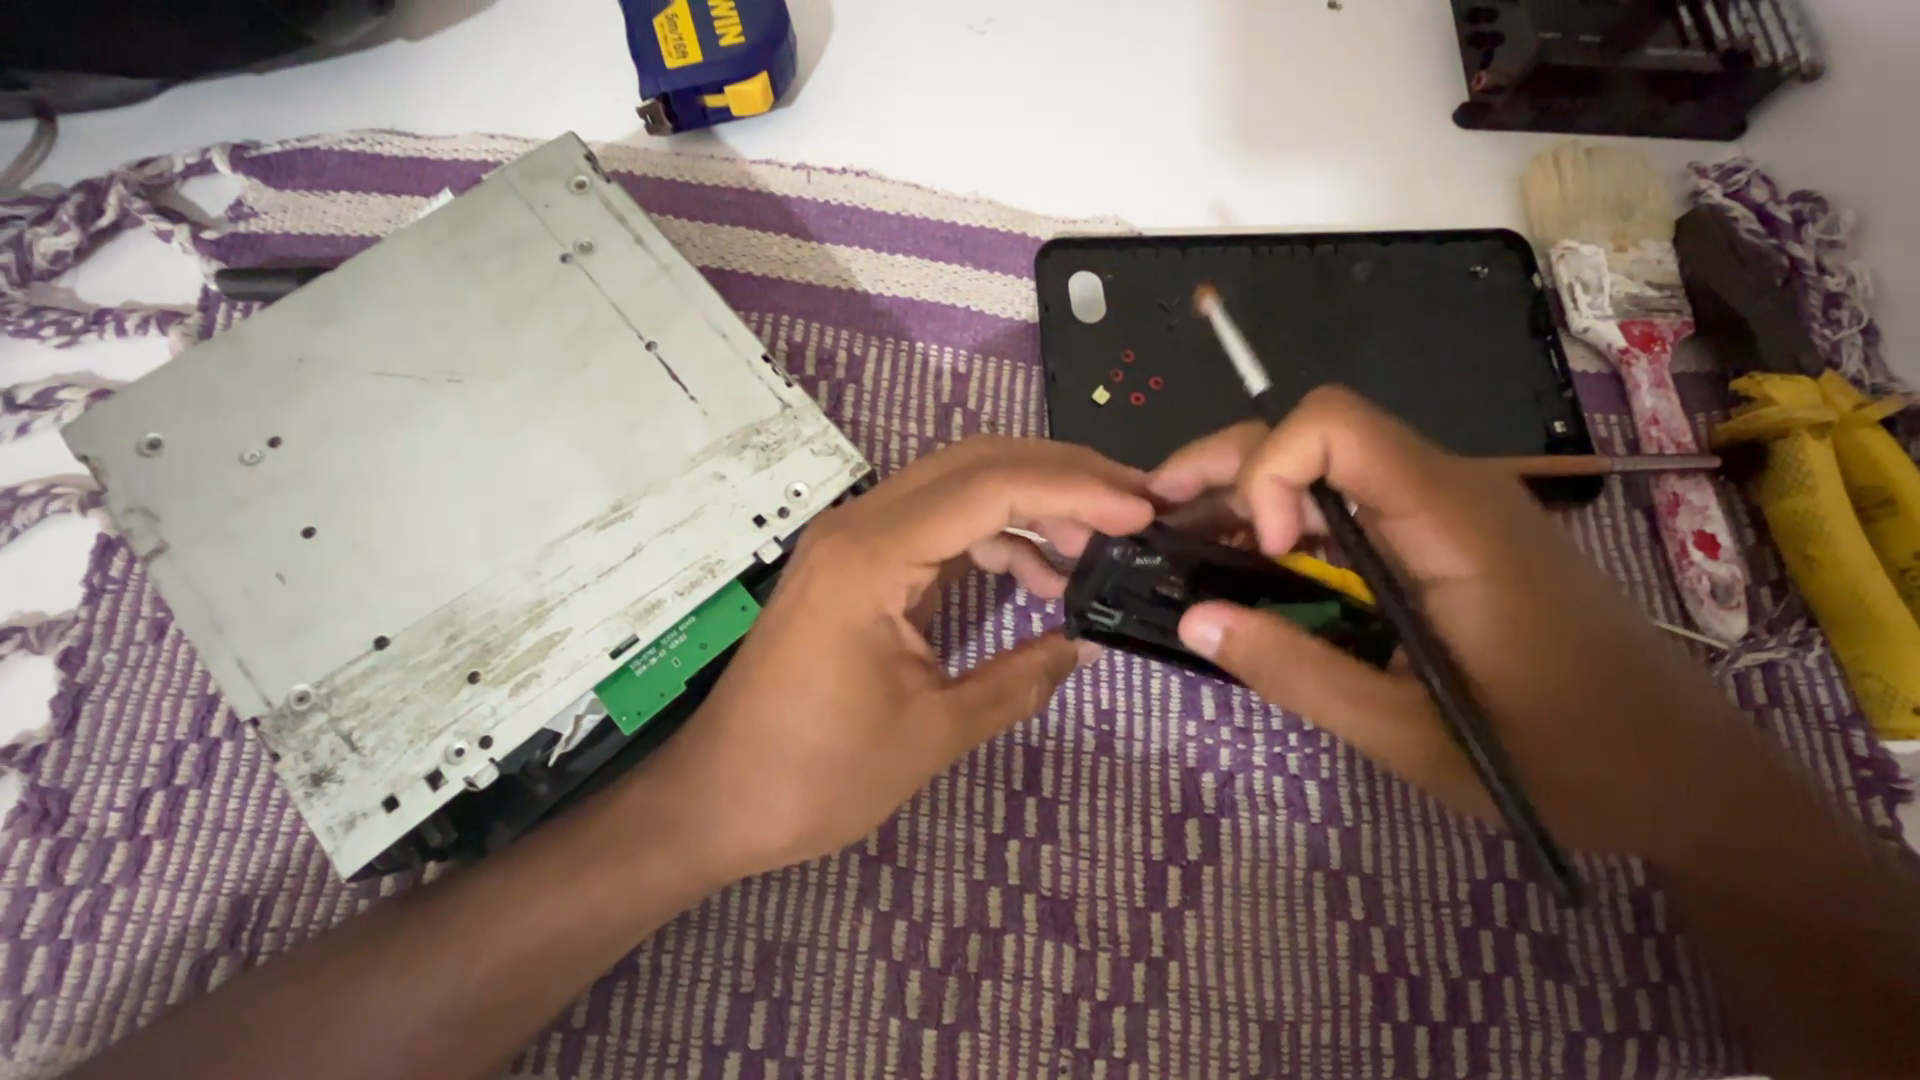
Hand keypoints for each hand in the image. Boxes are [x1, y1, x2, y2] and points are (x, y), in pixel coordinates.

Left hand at [630, 437, 1154, 884]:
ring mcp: (853, 540)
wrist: (719, 799)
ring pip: (959, 487)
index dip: (1077, 490)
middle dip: (1063, 477)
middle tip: (1135, 509)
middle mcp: (861, 525)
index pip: (992, 486)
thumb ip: (1020, 680)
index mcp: (873, 556)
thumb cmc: (818, 775)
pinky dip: (994, 539)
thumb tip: (1088, 645)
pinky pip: (938, 526)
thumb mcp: (934, 732)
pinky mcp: (856, 564)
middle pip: (977, 464)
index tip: (1143, 513)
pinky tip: (1037, 578)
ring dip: (1031, 506)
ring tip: (1096, 548)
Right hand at [1148, 387, 1791, 857]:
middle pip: (1318, 432)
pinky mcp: (1450, 538)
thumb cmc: (1562, 762)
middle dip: (1228, 468)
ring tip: (1189, 544)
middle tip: (1160, 521)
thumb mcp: (1411, 737)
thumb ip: (1296, 673)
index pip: (1333, 424)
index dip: (1269, 470)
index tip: (1258, 551)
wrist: (1688, 777)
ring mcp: (1452, 512)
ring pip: (1331, 464)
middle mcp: (1451, 492)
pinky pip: (1356, 502)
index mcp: (1451, 522)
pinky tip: (1255, 565)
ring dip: (1251, 494)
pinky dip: (1290, 522)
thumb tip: (1193, 619)